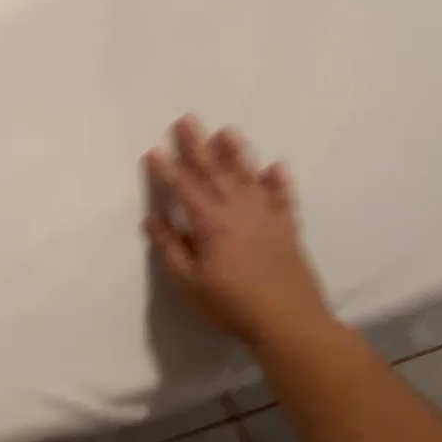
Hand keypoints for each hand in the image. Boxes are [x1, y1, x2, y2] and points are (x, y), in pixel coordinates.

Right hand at [143, 116, 333, 346]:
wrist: (289, 321)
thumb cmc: (230, 304)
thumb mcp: (188, 282)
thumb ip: (171, 247)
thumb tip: (153, 219)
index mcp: (211, 223)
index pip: (184, 189)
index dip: (167, 170)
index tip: (153, 152)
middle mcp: (240, 211)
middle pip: (215, 172)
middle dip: (198, 147)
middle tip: (187, 121)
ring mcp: (267, 217)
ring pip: (248, 177)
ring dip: (235, 153)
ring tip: (226, 131)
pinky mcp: (287, 229)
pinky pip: (283, 197)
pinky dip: (278, 181)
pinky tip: (274, 167)